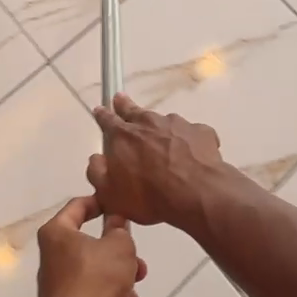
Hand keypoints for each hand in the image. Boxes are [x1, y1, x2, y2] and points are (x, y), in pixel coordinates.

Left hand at [33, 195, 146, 296]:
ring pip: (105, 284)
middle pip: (98, 252)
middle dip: (124, 265)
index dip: (100, 201)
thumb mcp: (118, 248)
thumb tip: (115, 220)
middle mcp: (57, 260)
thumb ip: (120, 230)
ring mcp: (64, 292)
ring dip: (124, 296)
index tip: (120, 203)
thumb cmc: (93, 285)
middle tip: (139, 270)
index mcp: (58, 234)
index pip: (78, 206)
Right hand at [88, 93, 232, 228]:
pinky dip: (187, 143)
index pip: (107, 119)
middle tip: (120, 99)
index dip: (102, 115)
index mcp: (123, 136)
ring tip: (163, 146)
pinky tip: (191, 158)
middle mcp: (148, 122)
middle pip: (133, 110)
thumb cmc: (149, 197)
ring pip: (163, 122)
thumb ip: (97, 173)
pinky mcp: (200, 132)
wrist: (197, 196)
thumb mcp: (110, 194)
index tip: (99, 109)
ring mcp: (176, 124)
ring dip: (160, 130)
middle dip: (124, 105)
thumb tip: (96, 159)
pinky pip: (190, 135)